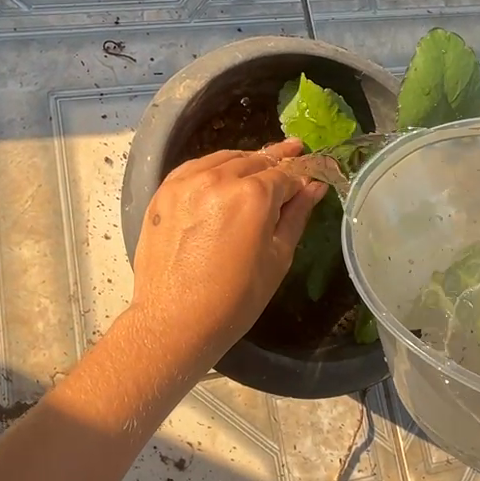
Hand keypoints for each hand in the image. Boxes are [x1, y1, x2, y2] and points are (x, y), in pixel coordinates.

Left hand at [126, 141, 325, 370]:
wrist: (172, 321)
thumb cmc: (233, 300)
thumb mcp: (277, 259)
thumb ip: (296, 216)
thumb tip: (315, 187)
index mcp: (253, 196)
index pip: (286, 174)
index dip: (301, 176)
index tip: (311, 177)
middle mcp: (219, 178)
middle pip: (256, 161)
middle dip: (277, 162)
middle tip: (293, 160)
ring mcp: (187, 182)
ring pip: (225, 159)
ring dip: (246, 163)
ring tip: (260, 171)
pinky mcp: (165, 190)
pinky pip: (196, 167)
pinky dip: (214, 168)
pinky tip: (223, 177)